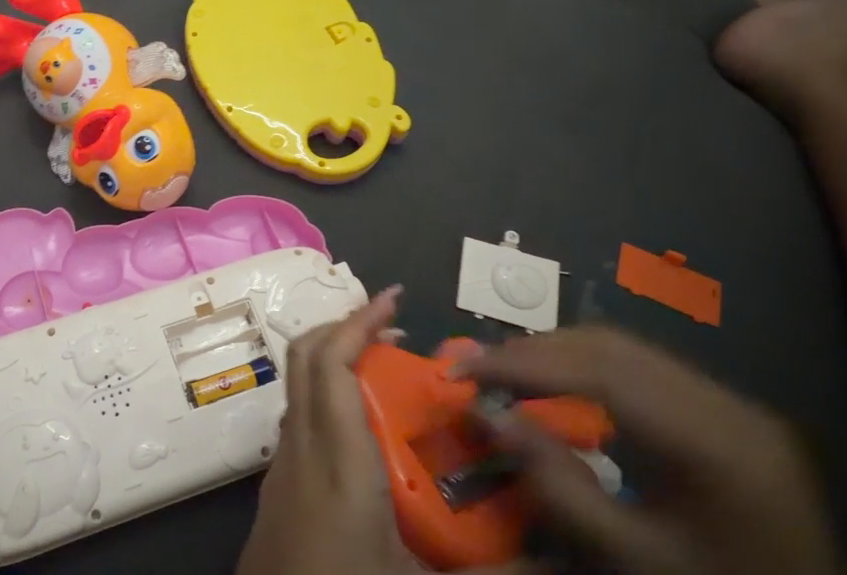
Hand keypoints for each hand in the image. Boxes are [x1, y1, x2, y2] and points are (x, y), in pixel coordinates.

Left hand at [237, 287, 530, 574]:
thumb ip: (499, 572)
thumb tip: (568, 561)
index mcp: (336, 463)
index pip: (332, 365)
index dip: (358, 321)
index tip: (395, 299)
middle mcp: (299, 450)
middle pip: (306, 359)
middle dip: (347, 329)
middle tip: (400, 333)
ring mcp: (281, 468)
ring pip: (301, 388)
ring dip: (338, 363)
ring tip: (394, 377)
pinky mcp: (278, 490)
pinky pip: (301, 421)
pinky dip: (331, 401)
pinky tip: (373, 437)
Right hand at [455, 327, 844, 574]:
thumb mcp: (632, 560)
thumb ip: (558, 487)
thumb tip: (489, 418)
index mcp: (714, 445)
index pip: (601, 372)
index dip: (522, 364)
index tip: (461, 371)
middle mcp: (729, 407)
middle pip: (611, 347)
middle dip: (533, 351)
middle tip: (472, 369)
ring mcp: (734, 406)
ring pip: (624, 349)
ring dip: (556, 354)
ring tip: (502, 375)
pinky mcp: (729, 415)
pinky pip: (644, 369)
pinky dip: (587, 368)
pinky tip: (555, 388)